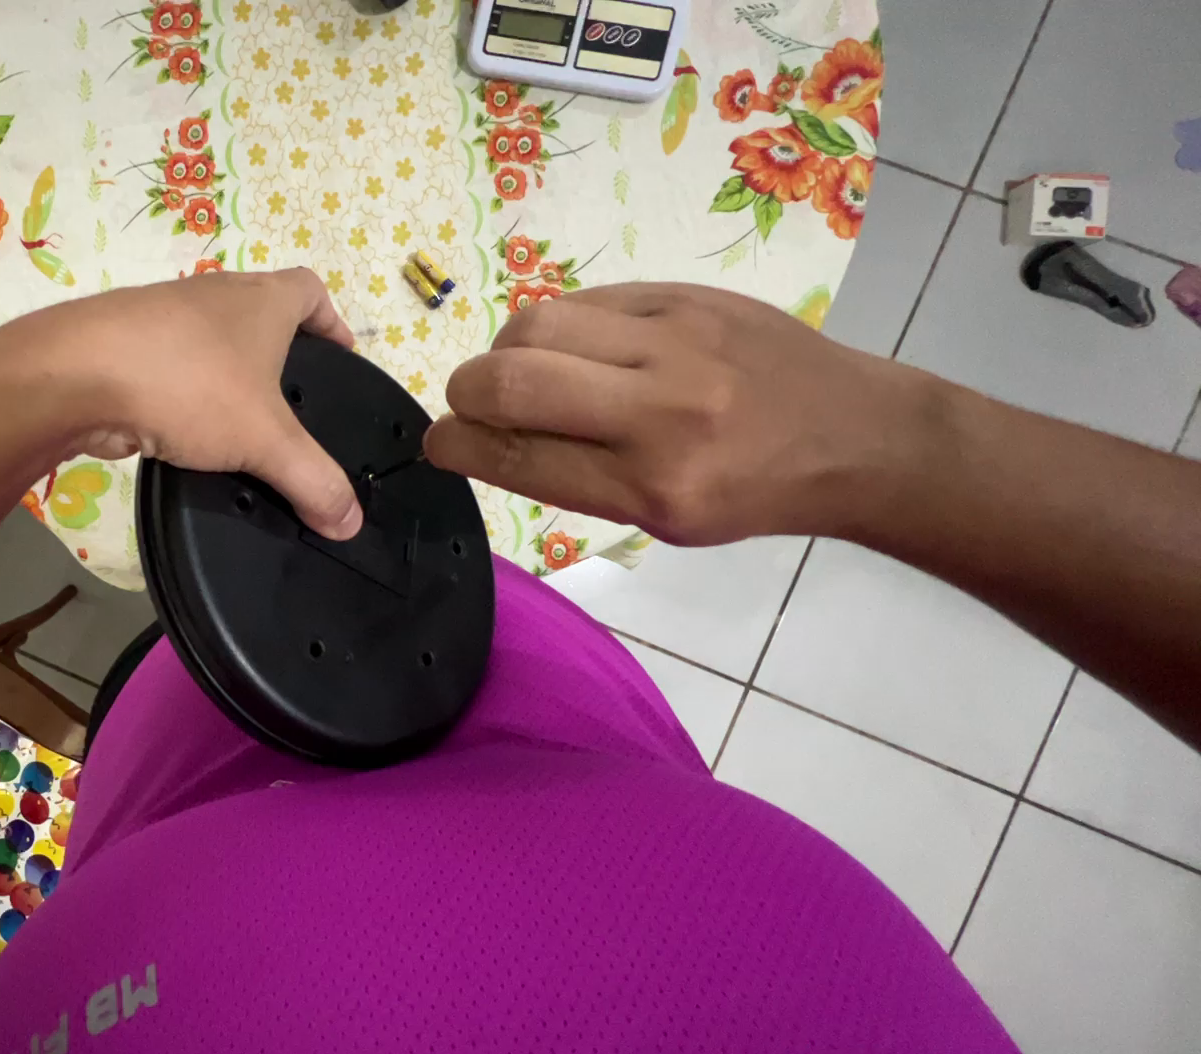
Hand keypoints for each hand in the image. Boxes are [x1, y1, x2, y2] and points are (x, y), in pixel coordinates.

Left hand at [0, 268, 363, 538]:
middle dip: (282, 355)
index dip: (333, 320)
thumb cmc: (192, 386)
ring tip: (245, 431)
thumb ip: (312, 480)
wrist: (79, 376)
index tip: (341, 358)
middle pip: (260, 315)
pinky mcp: (128, 348)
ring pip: (213, 344)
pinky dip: (188, 398)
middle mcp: (215, 298)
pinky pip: (174, 370)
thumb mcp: (265, 440)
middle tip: (296, 408)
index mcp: (260, 300)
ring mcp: (166, 320)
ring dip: (230, 378)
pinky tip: (190, 438)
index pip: (310, 289)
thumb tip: (351, 523)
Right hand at [423, 283, 939, 545]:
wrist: (856, 434)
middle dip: (465, 394)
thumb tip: (482, 433)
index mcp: (650, 485)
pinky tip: (577, 349)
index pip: (515, 456)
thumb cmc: (746, 495)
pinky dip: (556, 329)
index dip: (456, 446)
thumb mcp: (654, 518)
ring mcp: (675, 339)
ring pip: (535, 324)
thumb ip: (564, 475)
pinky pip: (582, 300)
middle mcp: (661, 410)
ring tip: (527, 374)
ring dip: (505, 352)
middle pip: (511, 379)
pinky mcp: (683, 294)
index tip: (439, 444)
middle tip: (473, 406)